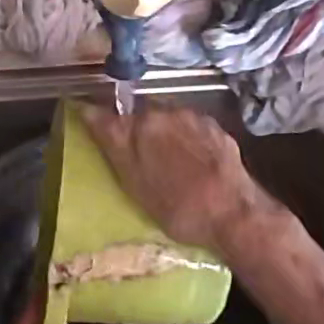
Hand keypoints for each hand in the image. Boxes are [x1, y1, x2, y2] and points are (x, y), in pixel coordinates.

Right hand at [79, 100, 272, 251]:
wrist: (235, 215)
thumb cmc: (177, 205)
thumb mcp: (133, 181)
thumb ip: (112, 141)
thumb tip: (88, 109)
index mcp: (142, 122)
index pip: (111, 112)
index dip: (104, 121)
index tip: (99, 130)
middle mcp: (167, 110)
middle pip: (142, 113)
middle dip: (138, 129)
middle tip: (141, 158)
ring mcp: (195, 118)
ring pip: (169, 119)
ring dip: (165, 133)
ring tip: (170, 163)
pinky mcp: (217, 129)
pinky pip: (192, 129)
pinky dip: (188, 140)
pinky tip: (194, 164)